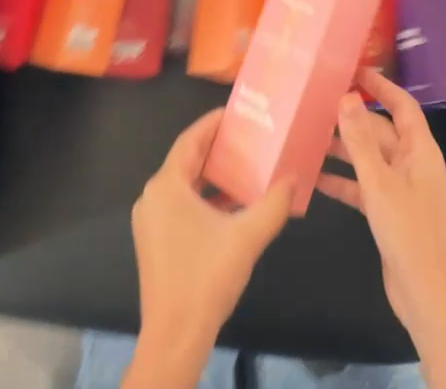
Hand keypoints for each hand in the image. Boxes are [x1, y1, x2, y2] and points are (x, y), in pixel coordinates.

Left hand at [125, 109, 292, 387]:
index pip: (190, 140)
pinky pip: (181, 205)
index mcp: (167, 185)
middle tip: (249, 136)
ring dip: (213, 176)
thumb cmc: (207, 276)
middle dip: (217, 148)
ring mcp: (151, 220)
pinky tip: (233, 204)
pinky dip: (205, 198)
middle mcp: (153, 196)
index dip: (212, 123)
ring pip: (184, 185)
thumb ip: (273, 203)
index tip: (236, 112)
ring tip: (246, 165)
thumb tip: (294, 177)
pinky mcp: (155, 240)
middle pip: (186, 161)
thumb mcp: (247, 236)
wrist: (176, 333)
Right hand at [319, 70, 445, 387]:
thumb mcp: (380, 183)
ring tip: (307, 135)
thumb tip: (347, 96)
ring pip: (369, 158)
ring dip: (343, 149)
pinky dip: (342, 181)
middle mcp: (412, 164)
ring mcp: (401, 189)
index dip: (381, 87)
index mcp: (420, 151)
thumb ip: (361, 141)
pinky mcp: (388, 212)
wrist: (427, 293)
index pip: (402, 106)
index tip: (353, 70)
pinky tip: (314, 177)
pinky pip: (362, 186)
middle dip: (352, 118)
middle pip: (381, 130)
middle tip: (316, 103)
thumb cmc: (409, 232)